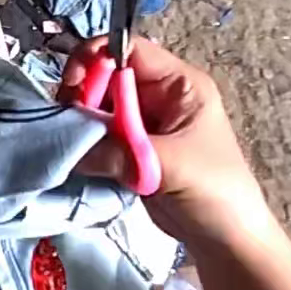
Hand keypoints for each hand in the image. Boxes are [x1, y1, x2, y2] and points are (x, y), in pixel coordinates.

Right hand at [60, 37, 270, 243]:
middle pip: (106, 76)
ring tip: (69, 141)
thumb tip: (70, 146)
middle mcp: (158, 97)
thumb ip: (118, 151)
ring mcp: (143, 124)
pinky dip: (83, 142)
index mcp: (178, 84)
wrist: (225, 238)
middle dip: (82, 93)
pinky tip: (75, 155)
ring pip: (97, 107)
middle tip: (65, 120)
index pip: (129, 51)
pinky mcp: (130, 150)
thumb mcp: (169, 165)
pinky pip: (98, 135)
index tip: (72, 85)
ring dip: (80, 121)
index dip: (96, 58)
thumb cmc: (215, 191)